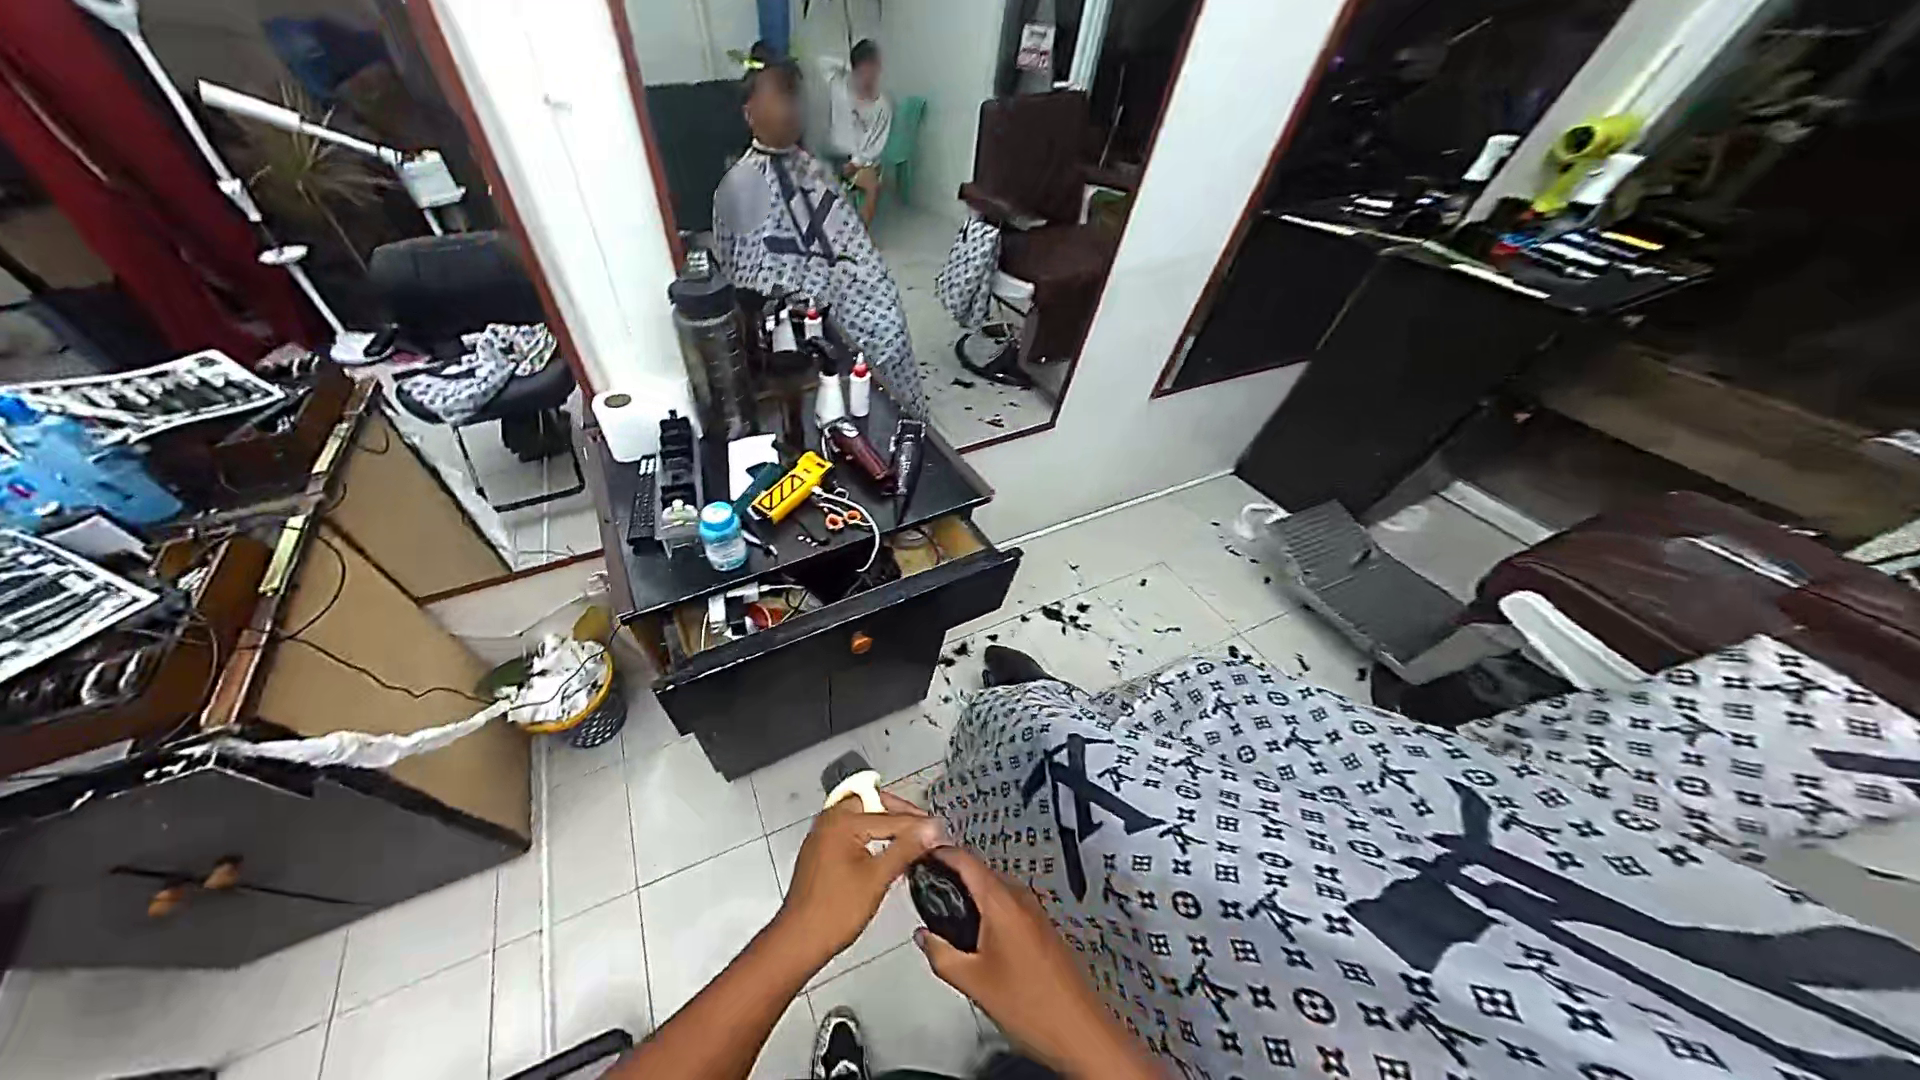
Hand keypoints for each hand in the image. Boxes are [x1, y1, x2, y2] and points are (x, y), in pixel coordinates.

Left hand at [776, 791, 943, 966]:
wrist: (798, 941)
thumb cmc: (838, 910)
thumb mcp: (877, 878)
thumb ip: (906, 848)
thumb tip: (932, 828)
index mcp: (842, 821)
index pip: (889, 816)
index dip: (917, 825)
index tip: (939, 830)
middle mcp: (829, 819)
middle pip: (871, 802)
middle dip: (898, 812)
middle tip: (922, 826)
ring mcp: (822, 834)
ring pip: (860, 814)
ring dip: (884, 821)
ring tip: (909, 836)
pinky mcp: (820, 850)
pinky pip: (850, 829)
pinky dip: (869, 833)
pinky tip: (885, 849)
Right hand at [913, 847, 1162, 1078]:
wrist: (1078, 1031)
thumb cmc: (1033, 1006)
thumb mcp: (972, 981)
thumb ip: (940, 953)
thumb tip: (924, 937)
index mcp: (1001, 902)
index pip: (965, 860)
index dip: (940, 852)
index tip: (921, 852)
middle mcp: (1020, 898)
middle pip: (979, 870)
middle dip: (952, 874)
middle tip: (927, 884)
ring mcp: (1034, 910)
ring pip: (994, 887)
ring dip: (970, 891)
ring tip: (946, 907)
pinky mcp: (1041, 926)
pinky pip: (1007, 902)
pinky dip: (987, 906)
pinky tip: (976, 931)